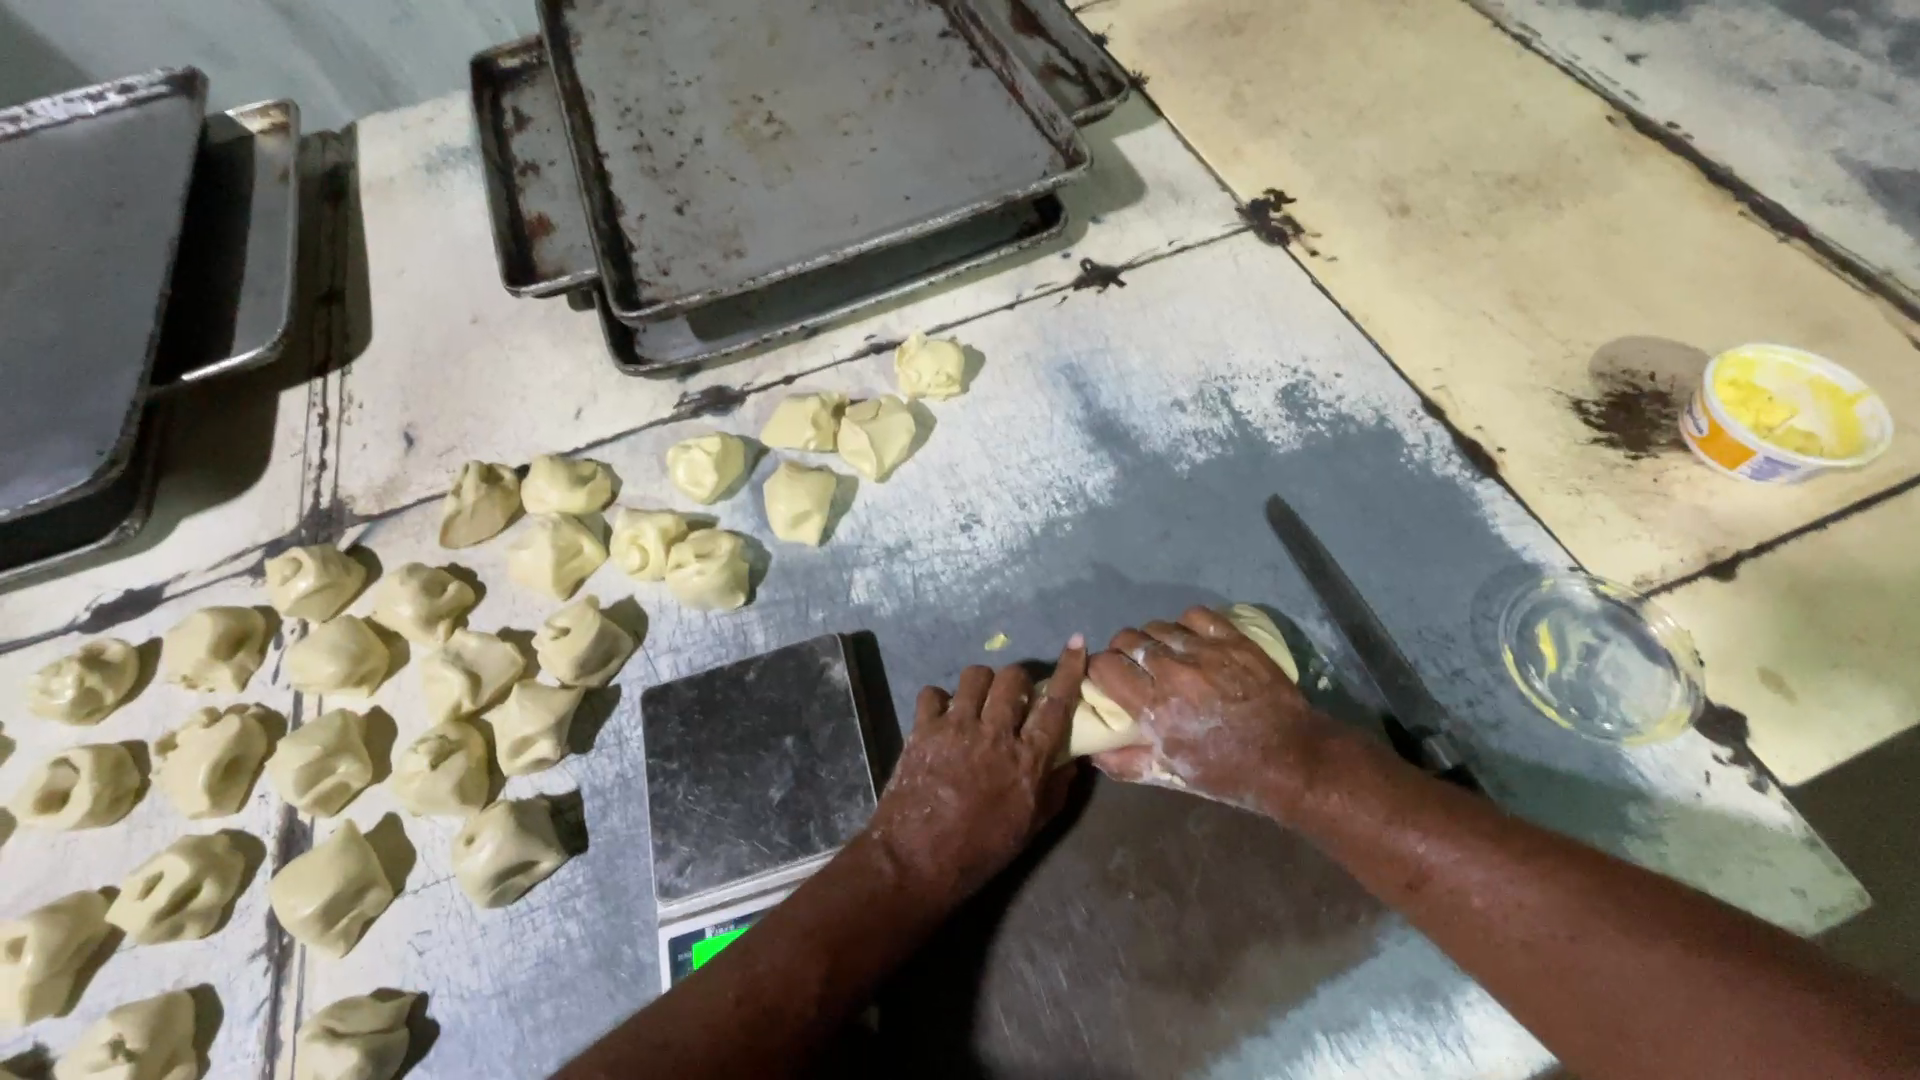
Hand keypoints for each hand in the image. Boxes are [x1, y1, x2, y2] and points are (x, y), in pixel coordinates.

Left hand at [866, 637, 1086, 906]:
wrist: (917, 860)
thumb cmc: (982, 850)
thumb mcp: (1033, 826)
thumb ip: (1056, 788)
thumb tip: (1073, 760)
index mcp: (1027, 758)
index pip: (1056, 703)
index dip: (1069, 670)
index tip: (1077, 643)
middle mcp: (994, 734)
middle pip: (1013, 678)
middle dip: (1018, 679)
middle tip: (1014, 696)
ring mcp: (956, 728)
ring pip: (975, 676)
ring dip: (982, 684)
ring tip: (978, 702)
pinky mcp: (923, 730)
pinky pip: (933, 693)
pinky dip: (940, 700)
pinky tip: (942, 717)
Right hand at [1089, 606, 1335, 818]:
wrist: (1291, 759)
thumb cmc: (1227, 773)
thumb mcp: (1171, 777)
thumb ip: (1125, 763)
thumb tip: (1092, 752)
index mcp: (1155, 706)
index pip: (1105, 666)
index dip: (1099, 670)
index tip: (1106, 679)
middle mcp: (1175, 672)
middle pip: (1127, 639)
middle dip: (1121, 652)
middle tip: (1132, 667)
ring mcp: (1206, 652)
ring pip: (1158, 626)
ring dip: (1152, 640)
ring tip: (1163, 655)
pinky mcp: (1233, 640)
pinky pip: (1195, 616)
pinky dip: (1185, 625)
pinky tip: (1190, 641)